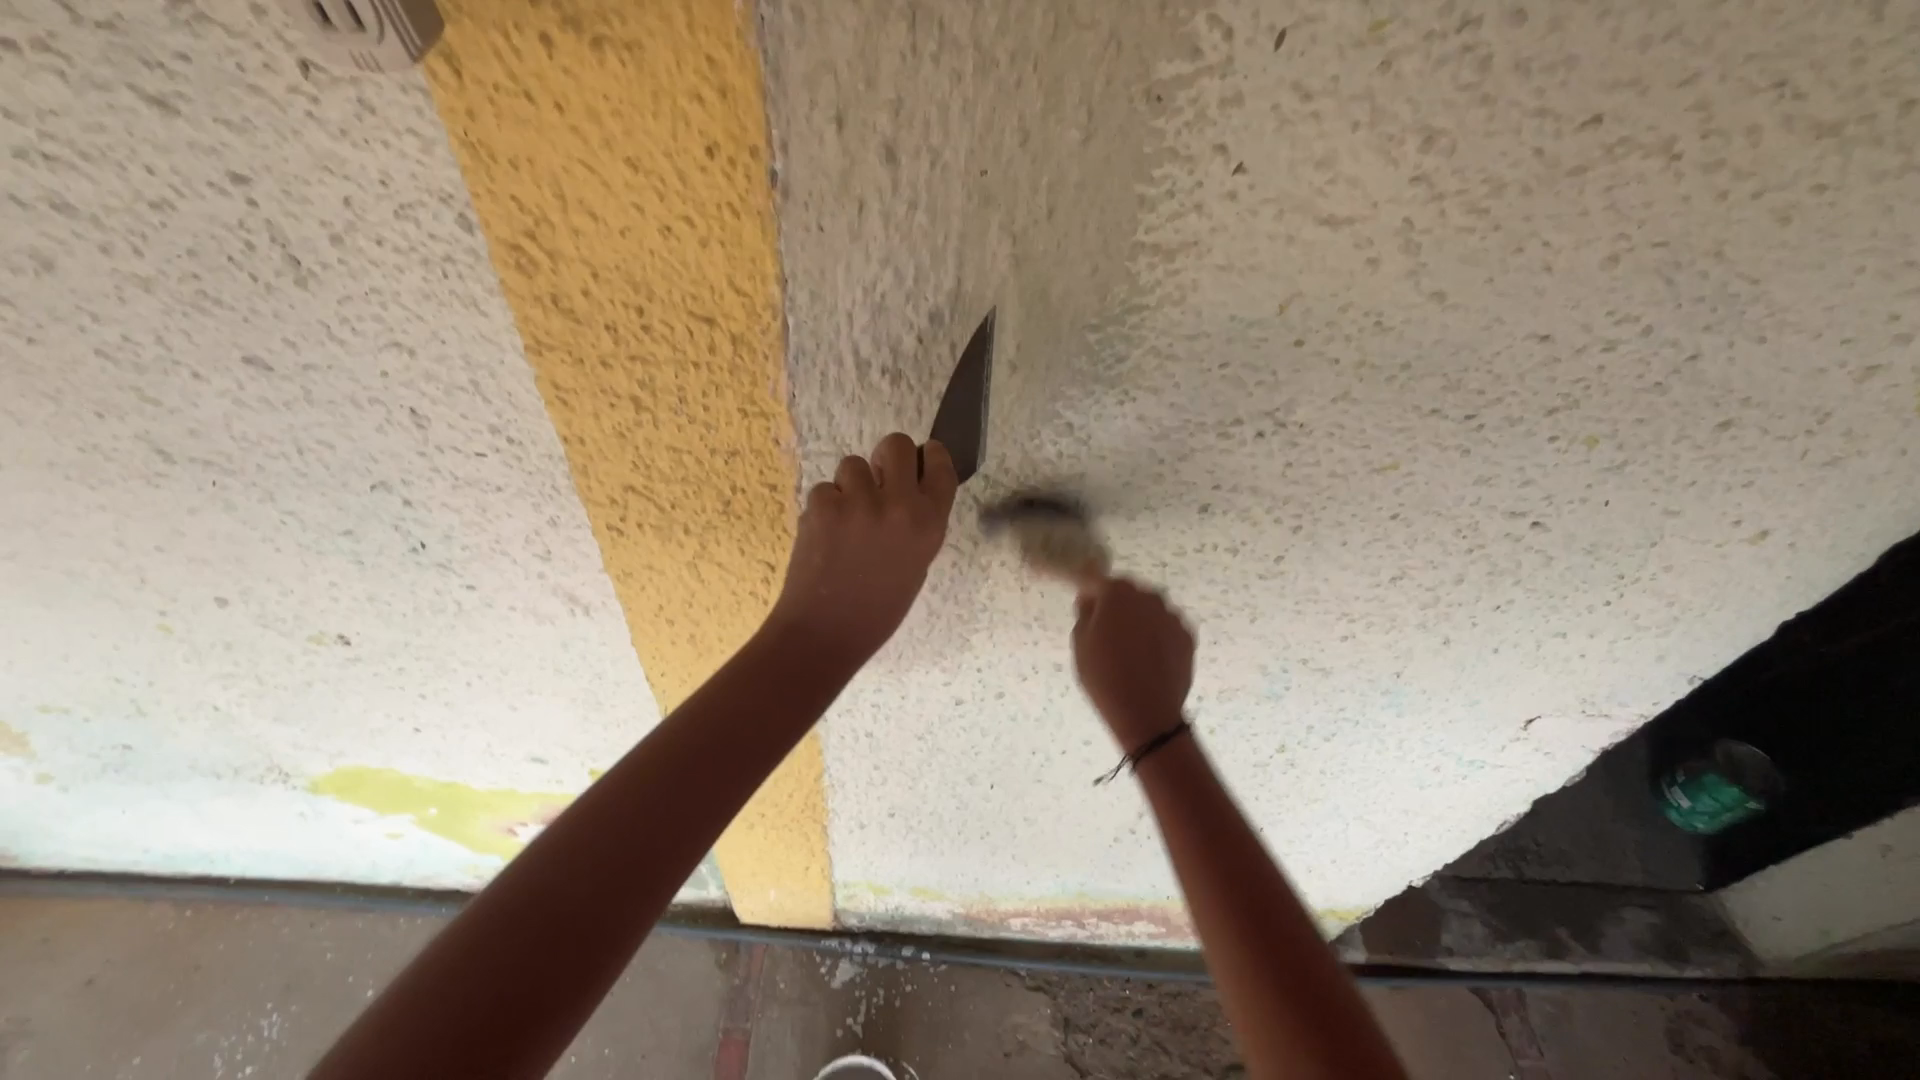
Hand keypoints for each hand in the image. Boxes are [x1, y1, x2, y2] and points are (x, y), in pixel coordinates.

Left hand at [766, 433, 957, 664]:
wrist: (826, 632)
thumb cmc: (877, 609)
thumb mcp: (916, 564)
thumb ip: (916, 523)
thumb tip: (905, 489)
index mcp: (930, 525)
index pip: (940, 467)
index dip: (931, 455)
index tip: (923, 455)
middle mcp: (900, 506)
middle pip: (897, 444)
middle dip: (886, 457)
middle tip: (877, 480)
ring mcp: (859, 503)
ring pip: (853, 465)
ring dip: (848, 486)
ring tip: (845, 522)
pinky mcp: (823, 505)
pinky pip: (824, 488)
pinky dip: (823, 508)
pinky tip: (824, 537)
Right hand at [1071, 578, 1195, 751]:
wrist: (1146, 712)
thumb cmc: (1105, 676)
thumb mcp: (1080, 644)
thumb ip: (1085, 613)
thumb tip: (1092, 602)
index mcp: (1118, 593)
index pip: (1099, 582)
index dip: (1090, 595)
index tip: (1085, 611)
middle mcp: (1149, 596)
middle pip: (1128, 594)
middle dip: (1118, 608)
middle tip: (1107, 636)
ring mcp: (1172, 615)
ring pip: (1150, 611)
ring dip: (1140, 621)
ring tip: (1131, 652)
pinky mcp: (1188, 636)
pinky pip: (1167, 629)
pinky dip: (1158, 637)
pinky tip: (1150, 660)